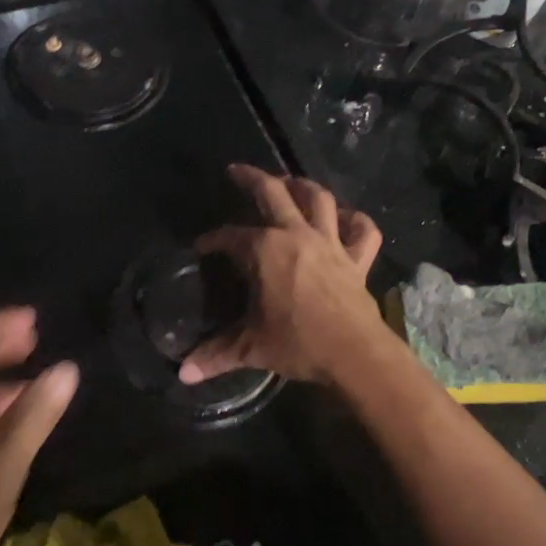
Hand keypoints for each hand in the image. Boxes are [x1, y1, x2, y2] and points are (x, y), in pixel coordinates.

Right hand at [179, 165, 394, 385]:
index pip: (230, 237)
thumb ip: (216, 355)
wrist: (353, 353)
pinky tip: (347, 217)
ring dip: (303, 186)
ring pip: (318, 199)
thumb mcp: (251, 348)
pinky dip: (356, 220)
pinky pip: (362, 231)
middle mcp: (296, 235)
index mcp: (264, 250)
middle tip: (237, 171)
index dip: (213, 240)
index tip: (202, 247)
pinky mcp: (357, 258)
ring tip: (291, 182)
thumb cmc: (297, 343)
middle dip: (252, 178)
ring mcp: (330, 243)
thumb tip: (184, 374)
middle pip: (273, 193)